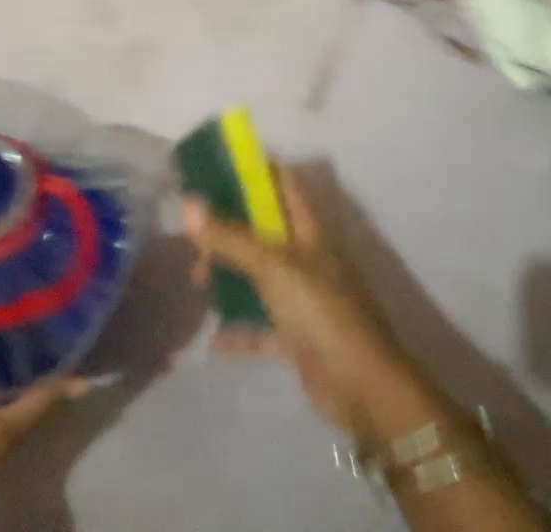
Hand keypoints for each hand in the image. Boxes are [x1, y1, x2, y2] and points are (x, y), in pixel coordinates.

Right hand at [182, 169, 418, 438]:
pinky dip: (239, 331)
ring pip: (259, 277)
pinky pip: (261, 327)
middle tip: (193, 237)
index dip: (255, 169)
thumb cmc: (321, 313)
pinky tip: (214, 339)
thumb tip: (188, 203)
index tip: (216, 163)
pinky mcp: (299, 337)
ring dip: (229, 278)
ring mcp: (304, 298)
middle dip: (228, 229)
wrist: (363, 386)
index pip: (283, 184)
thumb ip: (230, 236)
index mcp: (309, 231)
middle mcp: (307, 258)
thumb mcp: (273, 267)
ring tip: (196, 281)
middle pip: (263, 231)